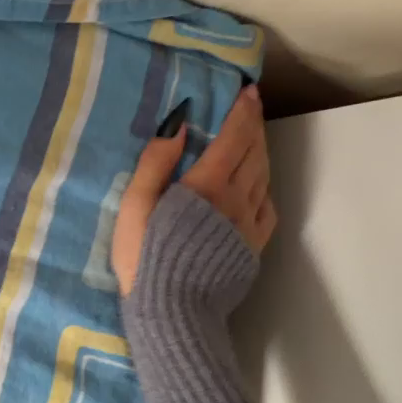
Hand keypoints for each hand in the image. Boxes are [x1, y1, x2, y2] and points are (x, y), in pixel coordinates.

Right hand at [111, 86, 275, 296]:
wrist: (174, 311)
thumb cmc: (144, 256)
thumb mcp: (134, 207)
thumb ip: (155, 164)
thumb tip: (179, 126)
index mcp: (206, 185)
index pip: (231, 139)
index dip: (240, 113)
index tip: (247, 92)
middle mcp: (236, 199)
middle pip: (252, 154)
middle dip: (253, 125)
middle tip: (251, 105)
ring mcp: (249, 224)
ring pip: (263, 177)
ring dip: (260, 151)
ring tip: (252, 137)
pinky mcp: (253, 246)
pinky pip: (267, 206)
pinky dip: (264, 185)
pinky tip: (256, 184)